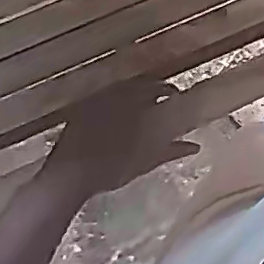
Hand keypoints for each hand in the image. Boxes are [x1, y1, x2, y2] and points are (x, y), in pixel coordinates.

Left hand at [40, 77, 197, 200]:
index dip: (167, 90)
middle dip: (150, 90)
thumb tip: (195, 146)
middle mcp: (112, 97)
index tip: (176, 96)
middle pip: (135, 85)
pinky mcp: (78, 112)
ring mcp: (92, 103)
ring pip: (118, 91)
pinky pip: (101, 99)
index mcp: (131, 104)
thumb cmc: (111, 169)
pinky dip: (113, 103)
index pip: (155, 88)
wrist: (68, 177)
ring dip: (131, 95)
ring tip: (140, 108)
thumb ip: (171, 150)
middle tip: (161, 101)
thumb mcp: (145, 161)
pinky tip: (116, 117)